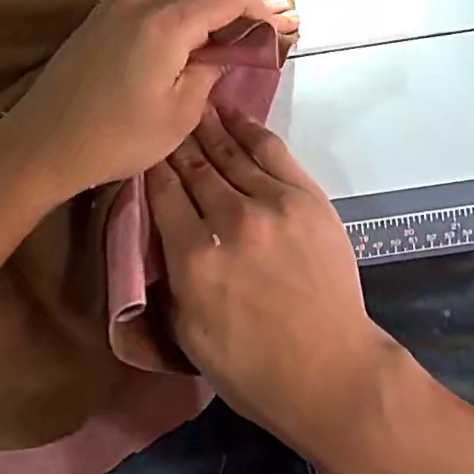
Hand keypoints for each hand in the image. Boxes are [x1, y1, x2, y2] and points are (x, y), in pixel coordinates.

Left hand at [0, 0, 289, 203]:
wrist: (40, 144)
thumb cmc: (116, 137)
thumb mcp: (180, 113)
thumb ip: (211, 71)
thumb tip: (226, 52)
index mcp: (168, 21)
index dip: (262, 7)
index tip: (279, 29)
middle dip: (236, 0)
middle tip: (256, 28)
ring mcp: (116, 3)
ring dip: (206, 3)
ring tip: (225, 36)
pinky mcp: (100, 15)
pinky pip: (152, 0)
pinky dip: (178, 10)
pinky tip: (185, 40)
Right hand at [146, 107, 400, 448]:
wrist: (330, 370)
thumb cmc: (252, 367)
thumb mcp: (187, 333)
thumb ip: (169, 275)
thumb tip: (160, 232)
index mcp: (194, 258)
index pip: (163, 193)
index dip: (150, 165)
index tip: (143, 146)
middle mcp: (231, 220)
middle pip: (195, 166)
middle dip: (176, 140)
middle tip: (165, 114)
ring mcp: (273, 203)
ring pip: (231, 152)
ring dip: (209, 126)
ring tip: (194, 104)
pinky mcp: (306, 197)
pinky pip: (271, 151)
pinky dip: (249, 129)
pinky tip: (233, 116)